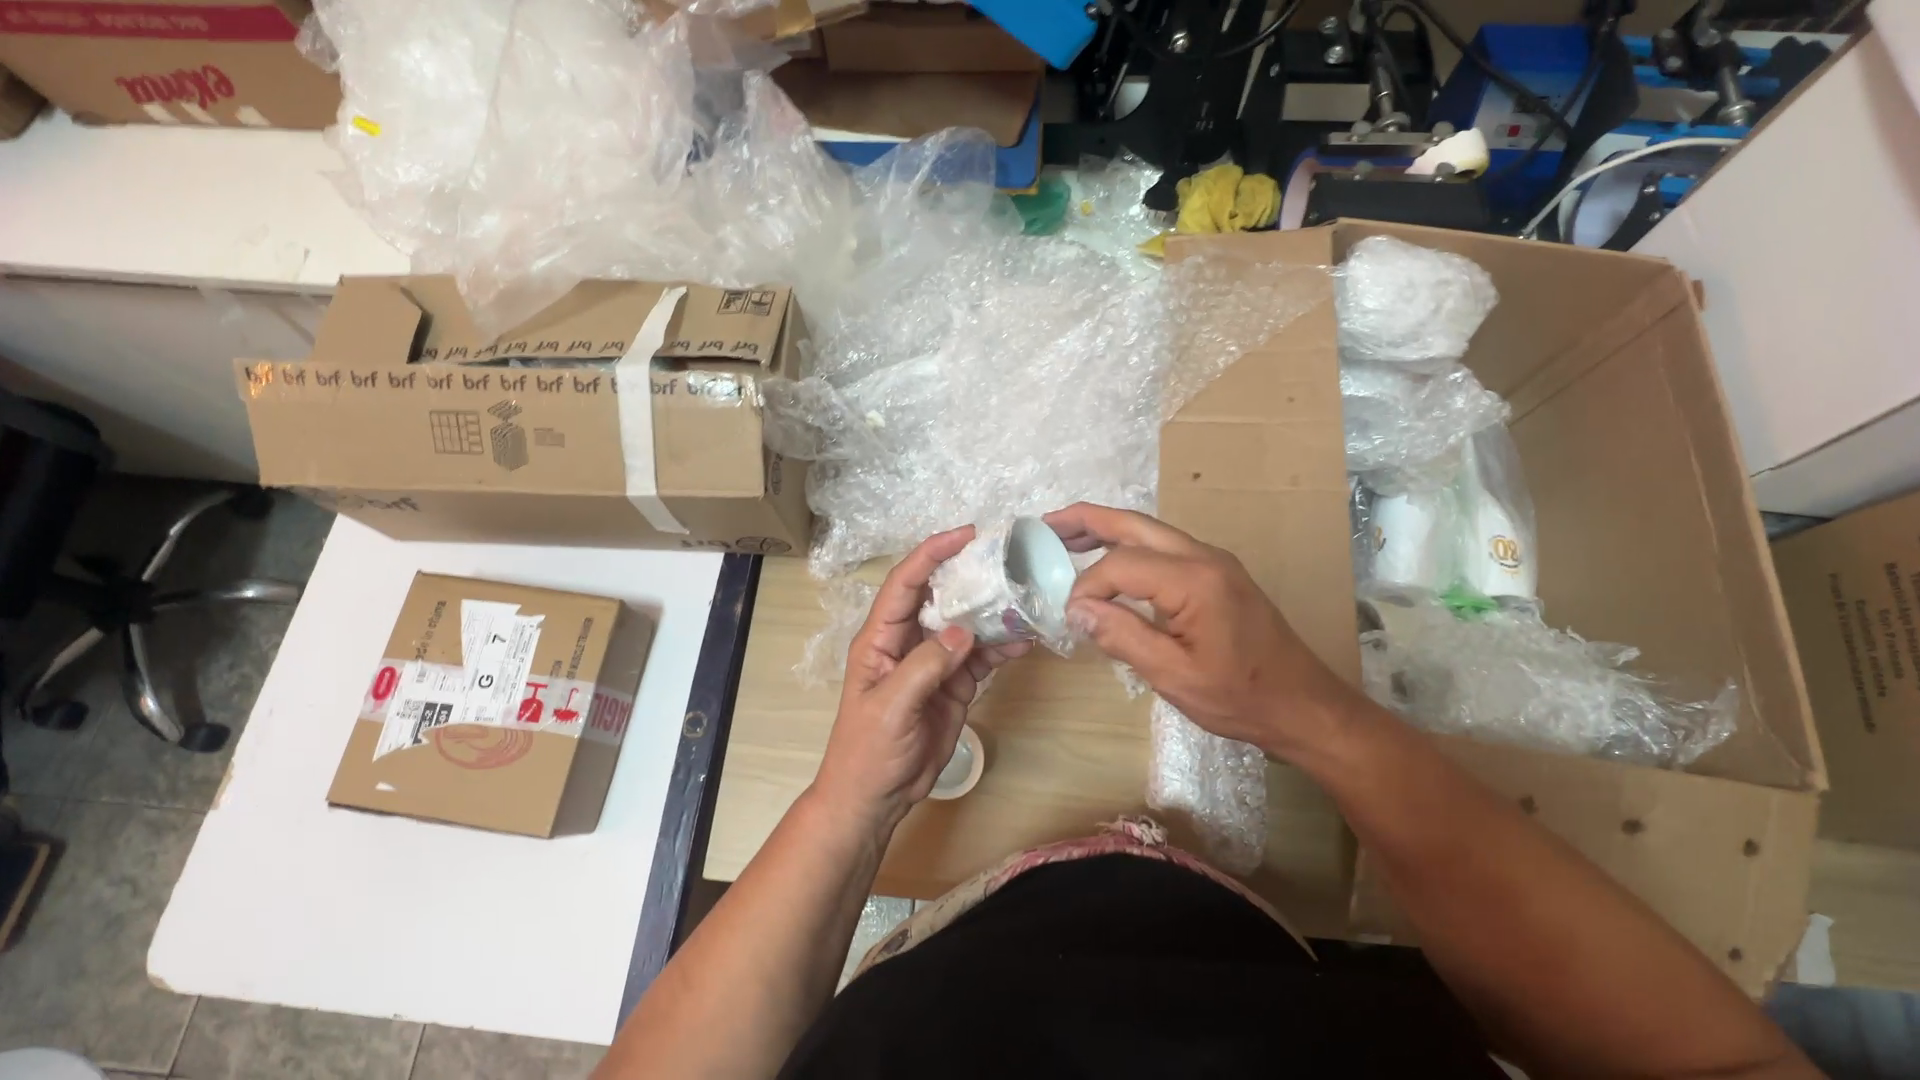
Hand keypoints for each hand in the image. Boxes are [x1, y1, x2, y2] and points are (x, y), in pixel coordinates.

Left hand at [813, 526, 1031, 831]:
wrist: (876, 798)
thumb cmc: (867, 751)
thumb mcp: (891, 706)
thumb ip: (925, 666)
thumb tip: (963, 631)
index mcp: (880, 638)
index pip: (905, 584)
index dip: (931, 554)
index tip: (965, 536)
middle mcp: (907, 642)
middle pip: (940, 596)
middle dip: (969, 576)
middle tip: (1006, 558)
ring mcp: (933, 663)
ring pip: (966, 625)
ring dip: (993, 613)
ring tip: (1026, 597)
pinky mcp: (954, 685)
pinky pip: (981, 657)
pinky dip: (1002, 647)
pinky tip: (1025, 639)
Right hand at [1046, 503, 1366, 761]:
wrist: (1303, 706)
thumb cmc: (1241, 697)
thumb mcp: (1174, 676)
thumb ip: (1123, 636)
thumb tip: (1076, 609)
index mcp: (1194, 579)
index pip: (1120, 565)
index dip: (1086, 588)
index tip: (1071, 620)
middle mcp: (1204, 557)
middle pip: (1135, 524)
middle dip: (1087, 520)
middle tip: (1045, 525)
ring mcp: (1215, 562)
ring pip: (1151, 531)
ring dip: (1108, 530)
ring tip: (1067, 537)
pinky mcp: (1219, 575)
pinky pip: (1165, 548)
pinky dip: (1130, 547)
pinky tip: (1111, 563)